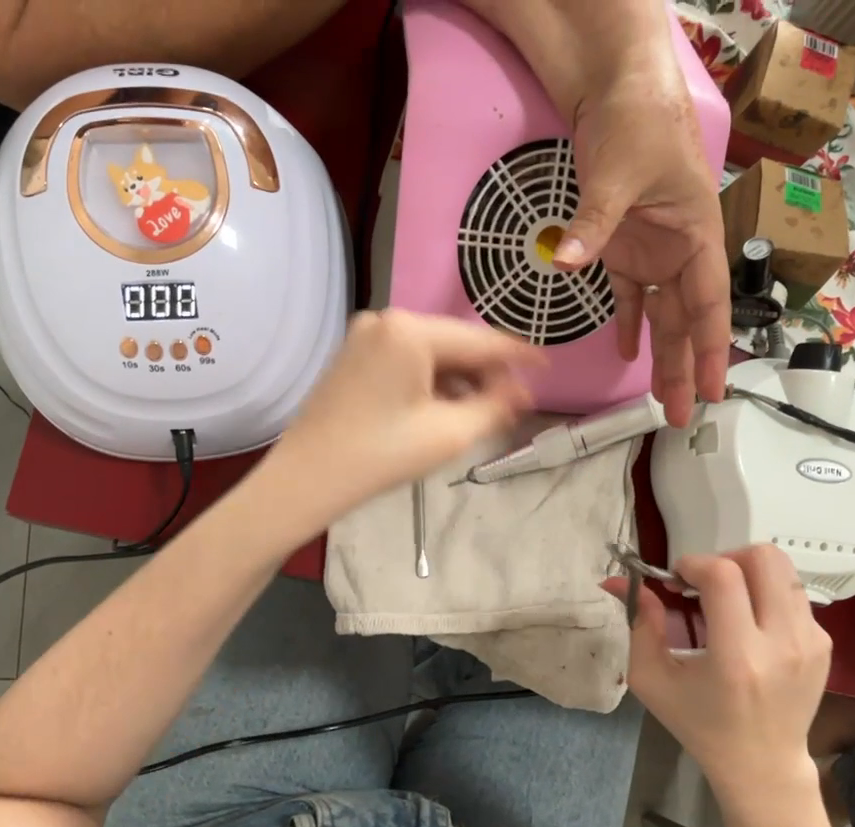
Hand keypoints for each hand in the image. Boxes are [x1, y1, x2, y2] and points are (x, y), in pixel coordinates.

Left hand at [264, 309, 542, 526]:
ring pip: (431, 354)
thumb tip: (522, 393)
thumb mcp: (448, 435)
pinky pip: (406, 363)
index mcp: (410, 330)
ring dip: (458, 381)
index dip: (519, 356)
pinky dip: (430, 383)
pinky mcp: (352, 358)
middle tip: (513, 407)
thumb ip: (494, 407)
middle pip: (454, 344)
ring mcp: (364, 337)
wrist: (306, 479)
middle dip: (485, 375)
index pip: (480, 341)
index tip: (548, 366)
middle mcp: (386, 320)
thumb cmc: (379, 456)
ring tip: (481, 415)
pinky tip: (443, 411)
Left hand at [554, 64, 730, 426]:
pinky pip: (631, 298)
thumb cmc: (638, 122)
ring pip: (661, 316)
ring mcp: (653, 253)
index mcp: (698, 236)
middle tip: (684, 414)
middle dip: (685, 368)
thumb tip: (569, 261)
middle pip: (686, 321)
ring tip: (660, 398)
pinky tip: (628, 355)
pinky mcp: (625, 250)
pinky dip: (630, 325)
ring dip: (660, 356)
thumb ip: (594, 223)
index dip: (712, 350)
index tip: (716, 389)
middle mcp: (681, 251)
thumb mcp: (617, 173)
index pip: (709, 305)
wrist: (618, 91)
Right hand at [604, 547, 830, 793]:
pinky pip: (794, 595)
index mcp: (737, 656)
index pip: (724, 577)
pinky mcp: (825, 643)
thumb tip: (618, 582)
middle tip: (706, 582)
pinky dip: (767, 595)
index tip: (677, 577)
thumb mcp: (653, 680)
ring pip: (783, 571)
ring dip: (749, 574)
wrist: (761, 763)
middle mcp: (782, 643)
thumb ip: (640, 625)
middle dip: (727, 557)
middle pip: (764, 558)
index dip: (694, 563)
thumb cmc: (699, 724)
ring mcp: (811, 641)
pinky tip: (750, 622)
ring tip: (728, 600)